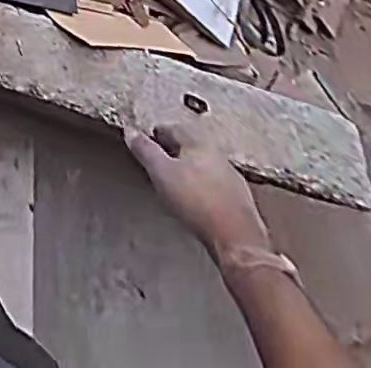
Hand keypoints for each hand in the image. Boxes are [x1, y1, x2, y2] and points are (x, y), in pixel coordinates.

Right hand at [125, 123, 271, 262]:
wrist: (238, 243)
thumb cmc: (195, 201)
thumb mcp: (160, 172)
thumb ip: (144, 149)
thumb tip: (130, 131)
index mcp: (201, 143)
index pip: (171, 128)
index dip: (153, 134)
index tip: (141, 145)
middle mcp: (219, 157)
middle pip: (189, 147)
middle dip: (171, 152)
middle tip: (153, 163)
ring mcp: (233, 180)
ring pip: (202, 166)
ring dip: (186, 170)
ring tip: (170, 183)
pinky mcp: (240, 203)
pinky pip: (213, 185)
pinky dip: (199, 187)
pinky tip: (192, 200)